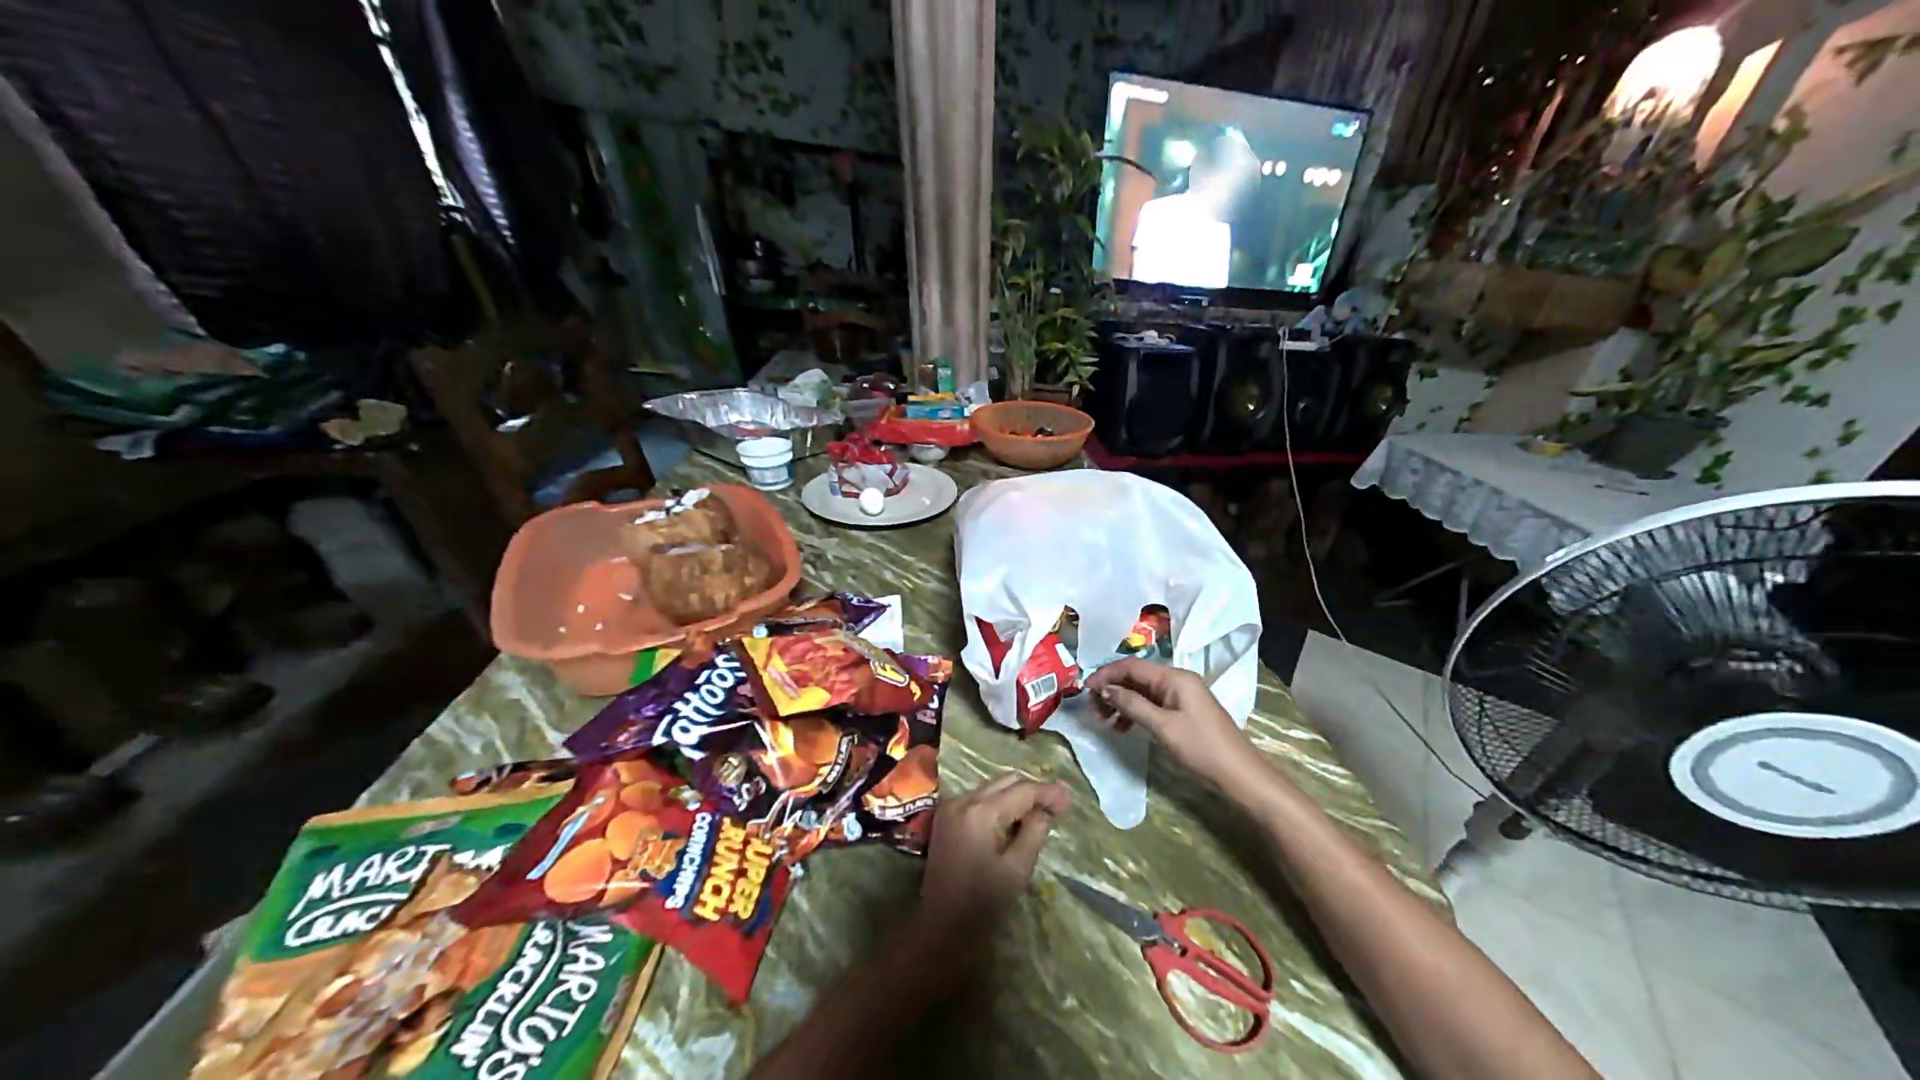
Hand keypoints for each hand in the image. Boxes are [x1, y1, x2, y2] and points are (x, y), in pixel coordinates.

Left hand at [918, 774, 1070, 932]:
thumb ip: (1034, 833)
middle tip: (1057, 808)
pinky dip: (999, 803)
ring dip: (1016, 796)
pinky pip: (978, 798)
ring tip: (1040, 813)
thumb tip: (1046, 810)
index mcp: (981, 812)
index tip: (1070, 801)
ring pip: (992, 787)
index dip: (1049, 793)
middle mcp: (963, 800)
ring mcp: (951, 806)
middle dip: (1033, 791)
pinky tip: (1014, 820)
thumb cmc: (982, 904)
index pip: (1022, 790)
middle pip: (1006, 781)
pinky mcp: (946, 817)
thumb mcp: (1017, 870)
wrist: (940, 926)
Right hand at [1087, 658, 1255, 787]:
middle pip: (1136, 677)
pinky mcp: (1183, 711)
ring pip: (1142, 692)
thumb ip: (1132, 704)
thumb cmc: (1201, 747)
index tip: (1084, 689)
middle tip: (1092, 710)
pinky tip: (1122, 728)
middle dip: (1112, 690)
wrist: (1239, 774)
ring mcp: (1181, 696)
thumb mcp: (1162, 726)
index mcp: (1174, 677)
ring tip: (1104, 722)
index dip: (1106, 674)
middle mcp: (1177, 680)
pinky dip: (1135, 713)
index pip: (1132, 666)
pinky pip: (1152, 704)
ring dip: (1121, 703)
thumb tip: (1104, 688)